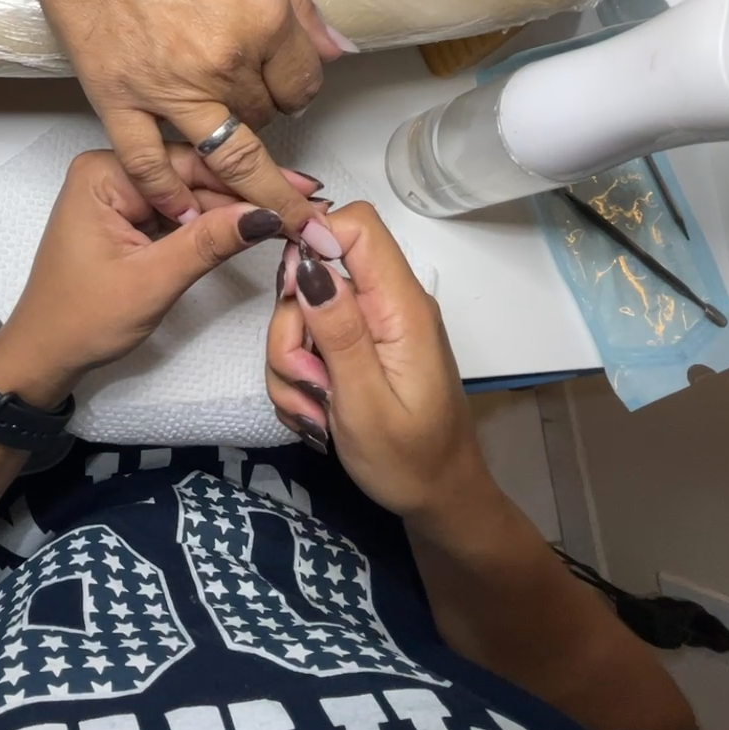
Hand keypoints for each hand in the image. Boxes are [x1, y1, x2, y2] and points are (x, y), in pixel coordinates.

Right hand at [0, 0, 353, 248]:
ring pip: (227, 155)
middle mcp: (223, 61)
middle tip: (257, 110)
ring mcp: (168, 88)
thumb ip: (296, 3)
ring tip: (264, 202)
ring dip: (247, 177)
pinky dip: (171, 195)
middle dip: (268, 115)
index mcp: (262, 16)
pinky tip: (185, 214)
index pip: (304, 81)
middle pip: (267, 117)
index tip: (290, 87)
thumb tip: (335, 47)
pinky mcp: (118, 100)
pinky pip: (151, 164)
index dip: (300, 87)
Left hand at [0, 145, 315, 406]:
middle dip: (247, 196)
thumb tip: (266, 212)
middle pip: (191, 177)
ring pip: (188, 196)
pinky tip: (250, 227)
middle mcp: (110, 174)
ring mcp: (118, 196)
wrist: (45, 355)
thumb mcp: (151, 280)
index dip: (248, 180)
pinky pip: (176, 214)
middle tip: (308, 204)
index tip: (300, 191)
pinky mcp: (126, 219)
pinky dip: (211, 226)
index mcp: (103, 174)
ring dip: (234, 211)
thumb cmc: (80, 320)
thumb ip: (208, 242)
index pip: (188, 165)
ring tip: (292, 215)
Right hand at [264, 202, 490, 521]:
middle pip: (314, 276)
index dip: (314, 238)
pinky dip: (297, 378)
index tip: (290, 292)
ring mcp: (366, 327)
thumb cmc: (410, 461)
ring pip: (300, 314)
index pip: (358, 227)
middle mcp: (384, 306)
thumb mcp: (366, 403)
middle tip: (309, 382)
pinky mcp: (353, 347)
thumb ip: (339, 331)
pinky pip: (305, 343)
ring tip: (317, 410)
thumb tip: (308, 263)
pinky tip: (317, 412)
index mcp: (401, 308)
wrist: (437, 502)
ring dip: (291, 363)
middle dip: (292, 329)